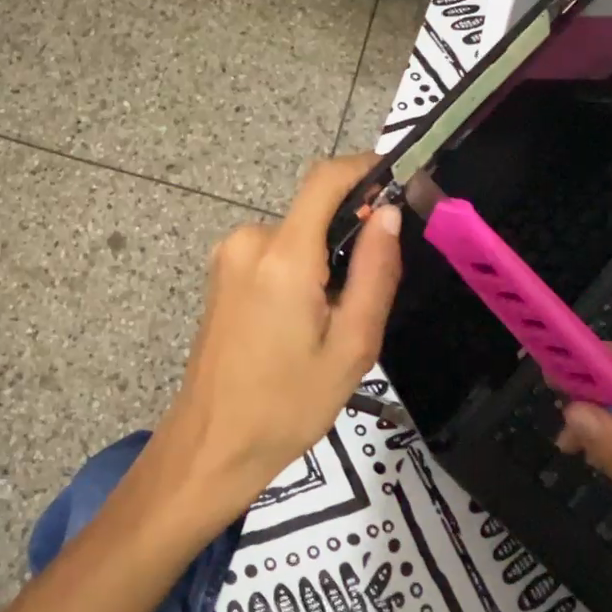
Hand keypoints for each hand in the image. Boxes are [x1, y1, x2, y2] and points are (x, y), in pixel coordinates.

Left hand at [155, 155, 402, 523]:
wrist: (212, 444)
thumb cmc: (288, 405)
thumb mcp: (352, 346)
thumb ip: (374, 272)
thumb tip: (387, 214)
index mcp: (282, 255)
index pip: (325, 178)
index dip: (364, 168)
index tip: (398, 180)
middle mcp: (249, 242)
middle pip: (314, 213)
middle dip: (347, 240)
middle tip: (364, 301)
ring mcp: (228, 257)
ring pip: (296, 237)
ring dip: (322, 264)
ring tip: (330, 327)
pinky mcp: (220, 275)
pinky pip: (273, 255)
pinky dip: (298, 274)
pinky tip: (301, 326)